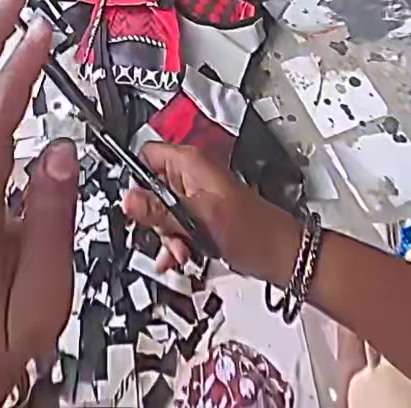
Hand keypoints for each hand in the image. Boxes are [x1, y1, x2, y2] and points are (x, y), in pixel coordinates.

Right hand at [121, 143, 299, 283]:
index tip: (134, 206)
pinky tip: (181, 255)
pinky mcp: (201, 213)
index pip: (145, 156)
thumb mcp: (198, 219)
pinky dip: (175, 239)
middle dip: (154, 216)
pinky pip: (175, 222)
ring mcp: (196, 193)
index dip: (135, 180)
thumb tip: (128, 199)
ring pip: (162, 208)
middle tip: (165, 234)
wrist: (281, 255)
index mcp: (189, 161)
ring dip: (165, 233)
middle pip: (151, 186)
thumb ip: (159, 209)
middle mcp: (191, 173)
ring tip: (179, 251)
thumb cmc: (253, 231)